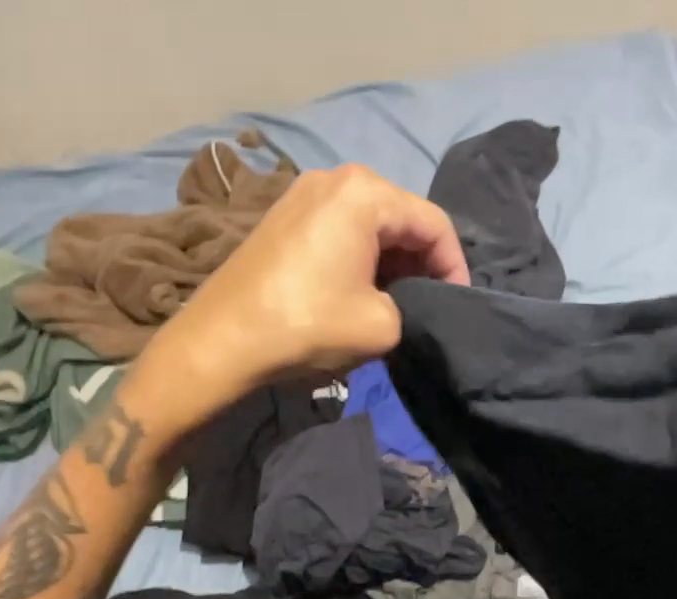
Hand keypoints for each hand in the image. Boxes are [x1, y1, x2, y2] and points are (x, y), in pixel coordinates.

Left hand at [143, 165, 470, 403]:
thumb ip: (412, 309)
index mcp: (365, 192)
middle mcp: (335, 178)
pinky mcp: (282, 219)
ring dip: (389, 263)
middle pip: (400, 218)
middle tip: (426, 306)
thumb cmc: (306, 326)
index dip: (454, 267)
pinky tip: (357, 294)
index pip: (433, 224)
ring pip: (369, 225)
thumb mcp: (381, 327)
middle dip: (420, 263)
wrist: (220, 342)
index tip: (456, 305)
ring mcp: (303, 195)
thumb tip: (403, 305)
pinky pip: (339, 231)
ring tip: (394, 305)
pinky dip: (359, 259)